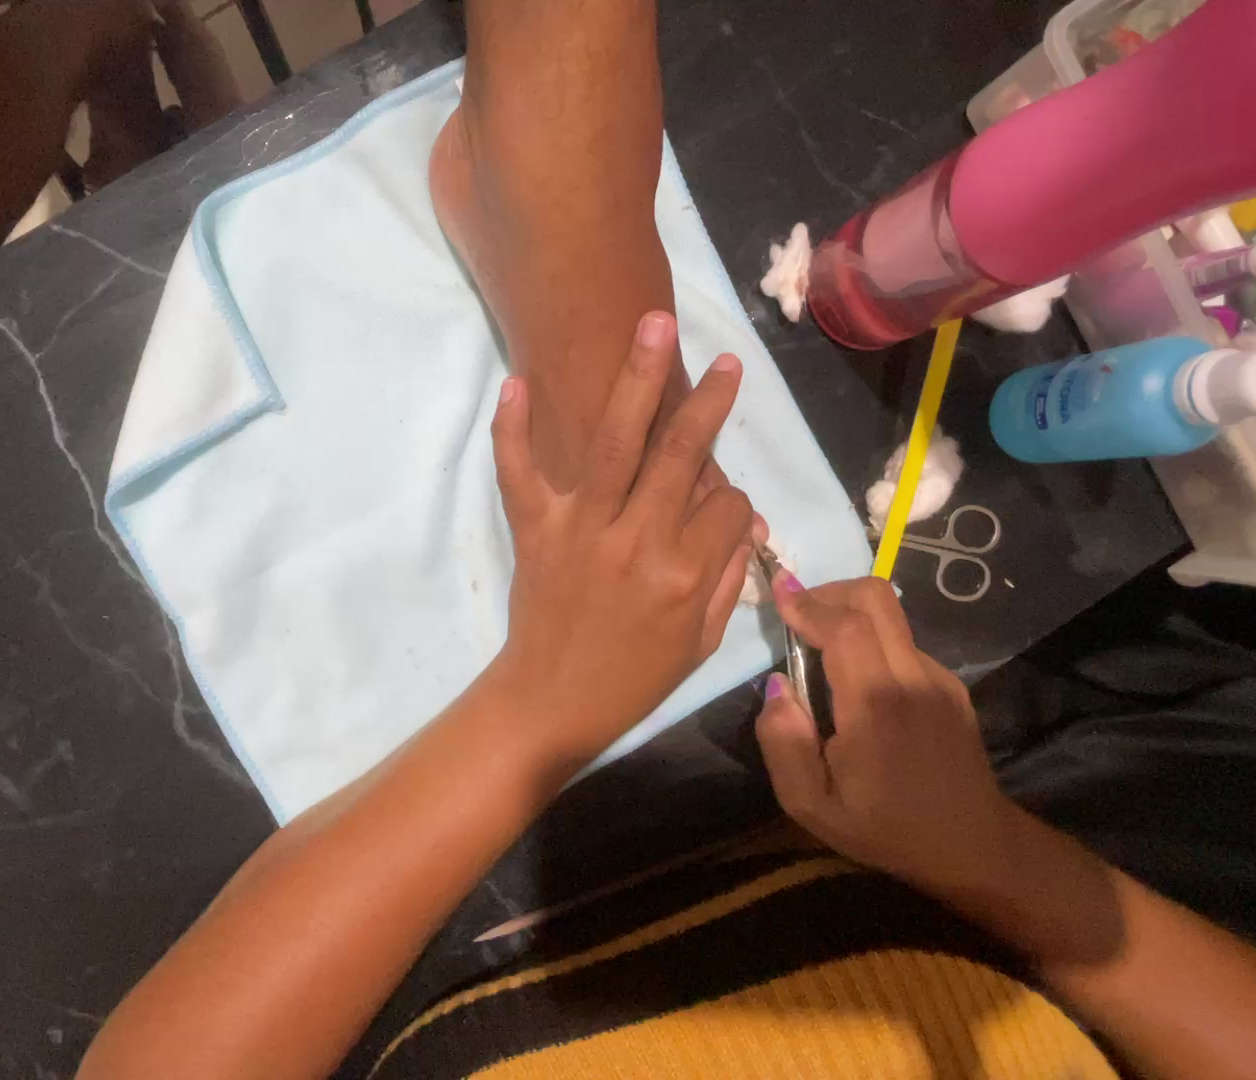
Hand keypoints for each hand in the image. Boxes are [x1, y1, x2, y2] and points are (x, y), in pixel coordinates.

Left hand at [490, 312, 755, 760]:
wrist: (552, 703)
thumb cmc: (632, 679)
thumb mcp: (700, 642)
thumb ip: (727, 579)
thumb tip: (744, 524)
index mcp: (685, 572)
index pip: (727, 504)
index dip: (734, 503)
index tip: (723, 512)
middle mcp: (637, 539)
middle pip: (683, 454)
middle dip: (708, 402)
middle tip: (724, 362)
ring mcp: (580, 529)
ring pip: (615, 444)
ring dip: (638, 380)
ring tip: (654, 325)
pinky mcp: (535, 529)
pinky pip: (520, 473)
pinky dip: (512, 431)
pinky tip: (518, 383)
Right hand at [754, 577, 1018, 893]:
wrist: (975, 847)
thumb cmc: (885, 828)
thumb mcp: (811, 804)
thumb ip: (782, 742)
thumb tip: (777, 686)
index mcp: (875, 706)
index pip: (844, 627)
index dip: (807, 603)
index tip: (778, 590)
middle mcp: (912, 679)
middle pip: (875, 599)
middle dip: (830, 592)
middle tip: (797, 612)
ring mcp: (938, 679)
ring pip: (891, 616)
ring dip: (849, 614)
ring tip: (820, 646)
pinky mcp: (950, 685)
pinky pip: (903, 642)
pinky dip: (871, 640)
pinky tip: (856, 679)